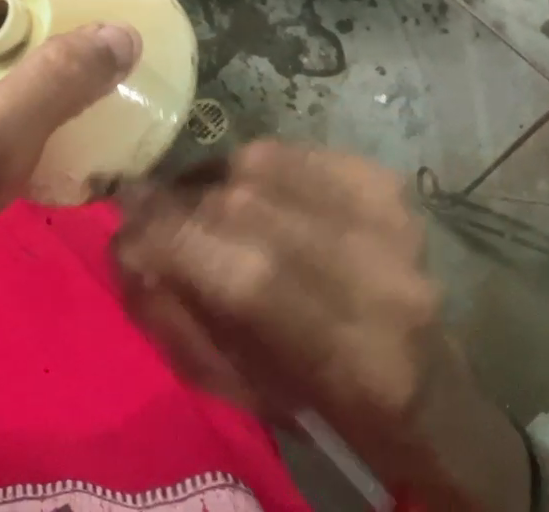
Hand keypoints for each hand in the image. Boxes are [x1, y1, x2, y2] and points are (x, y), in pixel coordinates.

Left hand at [0, 0, 140, 260]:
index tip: (82, 27)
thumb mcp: (4, 129)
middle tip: (85, 70)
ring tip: (69, 94)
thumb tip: (121, 33)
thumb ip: (60, 77)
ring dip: (37, 57)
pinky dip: (17, 77)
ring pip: (0, 31)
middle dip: (50, 25)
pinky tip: (35, 113)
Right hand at [113, 142, 539, 510]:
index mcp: (332, 347)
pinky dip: (255, 167)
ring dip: (212, 182)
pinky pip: (290, 150)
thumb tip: (126, 242)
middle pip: (233, 205)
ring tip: (204, 204)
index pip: (220, 263)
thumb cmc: (312, 398)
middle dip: (177, 208)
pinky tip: (254, 191)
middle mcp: (367, 273)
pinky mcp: (385, 183)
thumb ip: (166, 311)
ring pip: (255, 164)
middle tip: (155, 218)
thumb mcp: (227, 382)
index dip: (156, 241)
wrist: (421, 385)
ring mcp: (385, 219)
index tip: (126, 241)